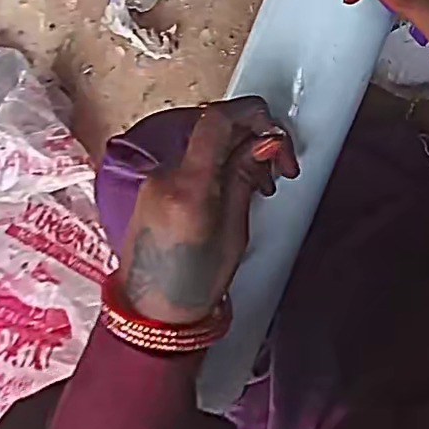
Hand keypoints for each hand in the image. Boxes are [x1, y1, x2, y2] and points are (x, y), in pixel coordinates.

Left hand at [117, 97, 300, 325]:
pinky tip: (235, 189)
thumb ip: (246, 178)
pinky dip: (219, 164)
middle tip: (278, 166)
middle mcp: (165, 176)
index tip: (275, 132)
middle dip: (253, 136)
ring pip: (206, 144)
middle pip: (214, 129)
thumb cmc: (194, 285)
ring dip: (238, 152)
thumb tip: (265, 143)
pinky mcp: (153, 185)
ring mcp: (155, 178)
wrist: (150, 315)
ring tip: (260, 186)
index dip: (251, 113)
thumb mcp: (234, 233)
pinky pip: (192, 160)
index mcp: (188, 189)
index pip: (216, 122)